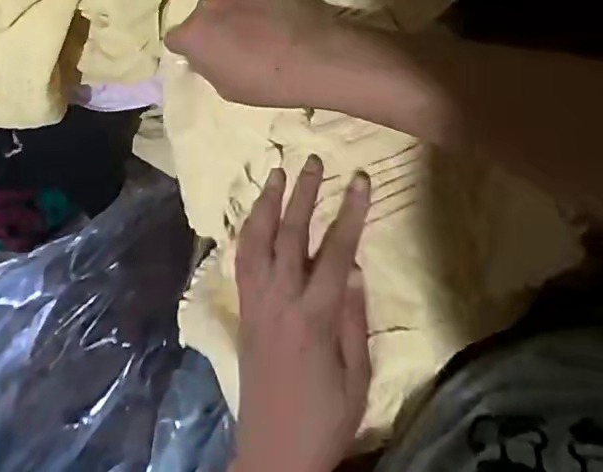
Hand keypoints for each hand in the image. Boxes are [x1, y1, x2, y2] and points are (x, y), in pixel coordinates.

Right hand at [165, 0, 432, 131]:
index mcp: (193, 35)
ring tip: (269, 26)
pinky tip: (284, 12)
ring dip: (241, 8)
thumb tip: (208, 52)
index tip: (209, 55)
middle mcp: (207, 4)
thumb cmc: (269, 82)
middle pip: (205, 15)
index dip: (192, 47)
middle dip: (218, 25)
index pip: (177, 38)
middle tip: (244, 42)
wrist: (318, 56)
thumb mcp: (228, 88)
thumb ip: (208, 65)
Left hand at [230, 156, 372, 471]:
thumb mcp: (356, 377)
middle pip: (292, 233)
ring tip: (278, 171)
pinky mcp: (242, 307)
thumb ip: (354, 319)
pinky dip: (249, 229)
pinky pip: (242, 258)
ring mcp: (255, 300)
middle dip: (304, 193)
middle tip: (313, 160)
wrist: (274, 449)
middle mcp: (279, 298)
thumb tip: (357, 267)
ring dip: (268, 201)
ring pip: (258, 238)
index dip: (351, 212)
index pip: (337, 252)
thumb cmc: (325, 417)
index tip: (360, 179)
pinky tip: (256, 214)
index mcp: (314, 316)